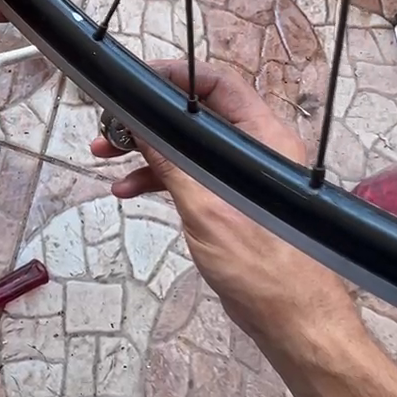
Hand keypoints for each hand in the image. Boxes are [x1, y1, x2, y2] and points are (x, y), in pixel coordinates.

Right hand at [89, 60, 358, 344]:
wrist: (293, 321)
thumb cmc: (263, 265)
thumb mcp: (207, 209)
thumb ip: (172, 163)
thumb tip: (140, 123)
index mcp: (263, 139)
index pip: (218, 85)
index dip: (175, 75)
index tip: (134, 79)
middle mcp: (254, 149)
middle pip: (195, 113)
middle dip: (148, 117)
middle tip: (108, 124)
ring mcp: (240, 176)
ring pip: (185, 145)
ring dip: (144, 148)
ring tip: (103, 154)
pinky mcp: (228, 200)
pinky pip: (187, 174)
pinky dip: (156, 177)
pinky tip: (127, 190)